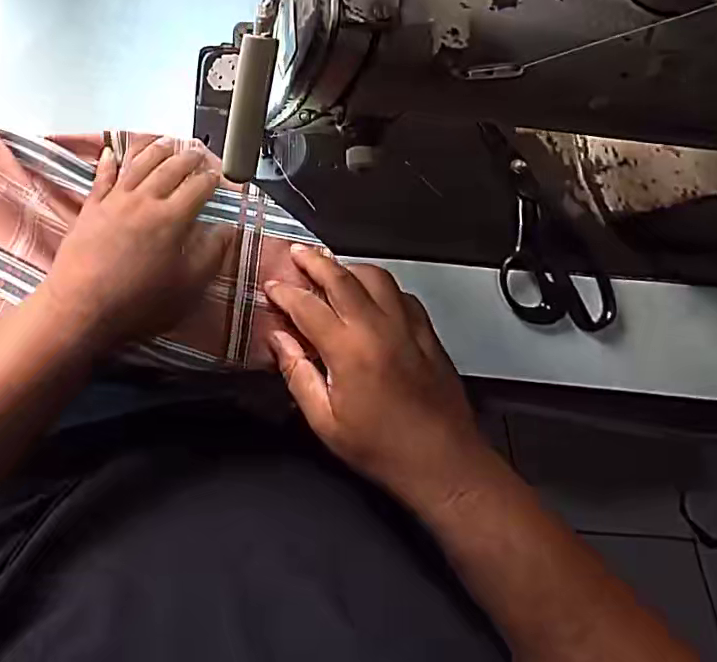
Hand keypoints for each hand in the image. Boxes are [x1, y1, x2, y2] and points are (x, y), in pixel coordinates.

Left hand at [37, 137, 231, 349]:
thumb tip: (226, 230)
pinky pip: (103, 177)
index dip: (211, 179)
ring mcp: (115, 200)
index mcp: (171, 218)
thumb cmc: (137, 302)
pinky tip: (111, 152)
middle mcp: (144, 200)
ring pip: (139, 165)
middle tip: (198, 152)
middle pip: (170, 169)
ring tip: (166, 141)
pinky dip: (109, 162)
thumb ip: (210, 255)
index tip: (218, 176)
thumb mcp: (186, 287)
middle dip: (187, 158)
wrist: (81, 306)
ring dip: (155, 150)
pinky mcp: (91, 207)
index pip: (198, 188)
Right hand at [265, 247, 494, 509]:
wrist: (445, 465)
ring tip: (332, 269)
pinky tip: (370, 295)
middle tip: (297, 253)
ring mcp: (407, 327)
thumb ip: (297, 374)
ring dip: (349, 267)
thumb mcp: (325, 422)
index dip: (284, 293)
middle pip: (341, 277)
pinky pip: (400, 293)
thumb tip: (277, 340)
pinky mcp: (427, 332)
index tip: (272, 288)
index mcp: (349, 351)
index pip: (307, 306)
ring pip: (375, 276)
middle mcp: (378, 329)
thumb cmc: (382, 449)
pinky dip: (380, 286)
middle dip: (314, 261)